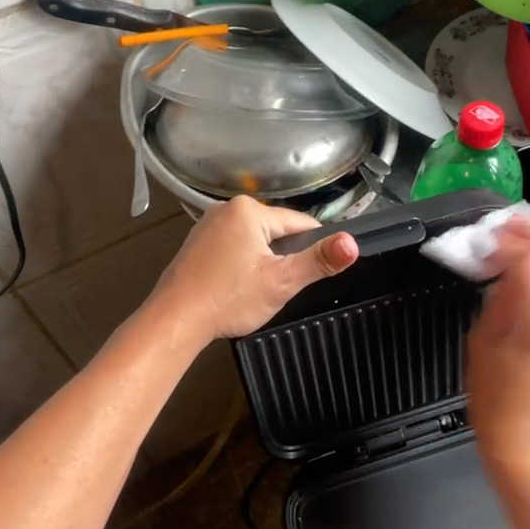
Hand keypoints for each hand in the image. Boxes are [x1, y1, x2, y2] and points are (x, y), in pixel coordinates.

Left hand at [144, 196, 358, 344]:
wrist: (175, 320)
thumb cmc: (230, 298)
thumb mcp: (282, 281)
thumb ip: (319, 261)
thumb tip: (353, 243)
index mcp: (249, 210)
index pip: (300, 224)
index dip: (313, 249)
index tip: (313, 273)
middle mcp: (226, 209)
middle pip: (276, 232)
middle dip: (284, 258)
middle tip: (279, 288)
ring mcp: (207, 225)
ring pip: (254, 241)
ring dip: (262, 263)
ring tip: (257, 291)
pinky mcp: (196, 244)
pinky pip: (233, 248)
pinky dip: (241, 265)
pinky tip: (237, 288)